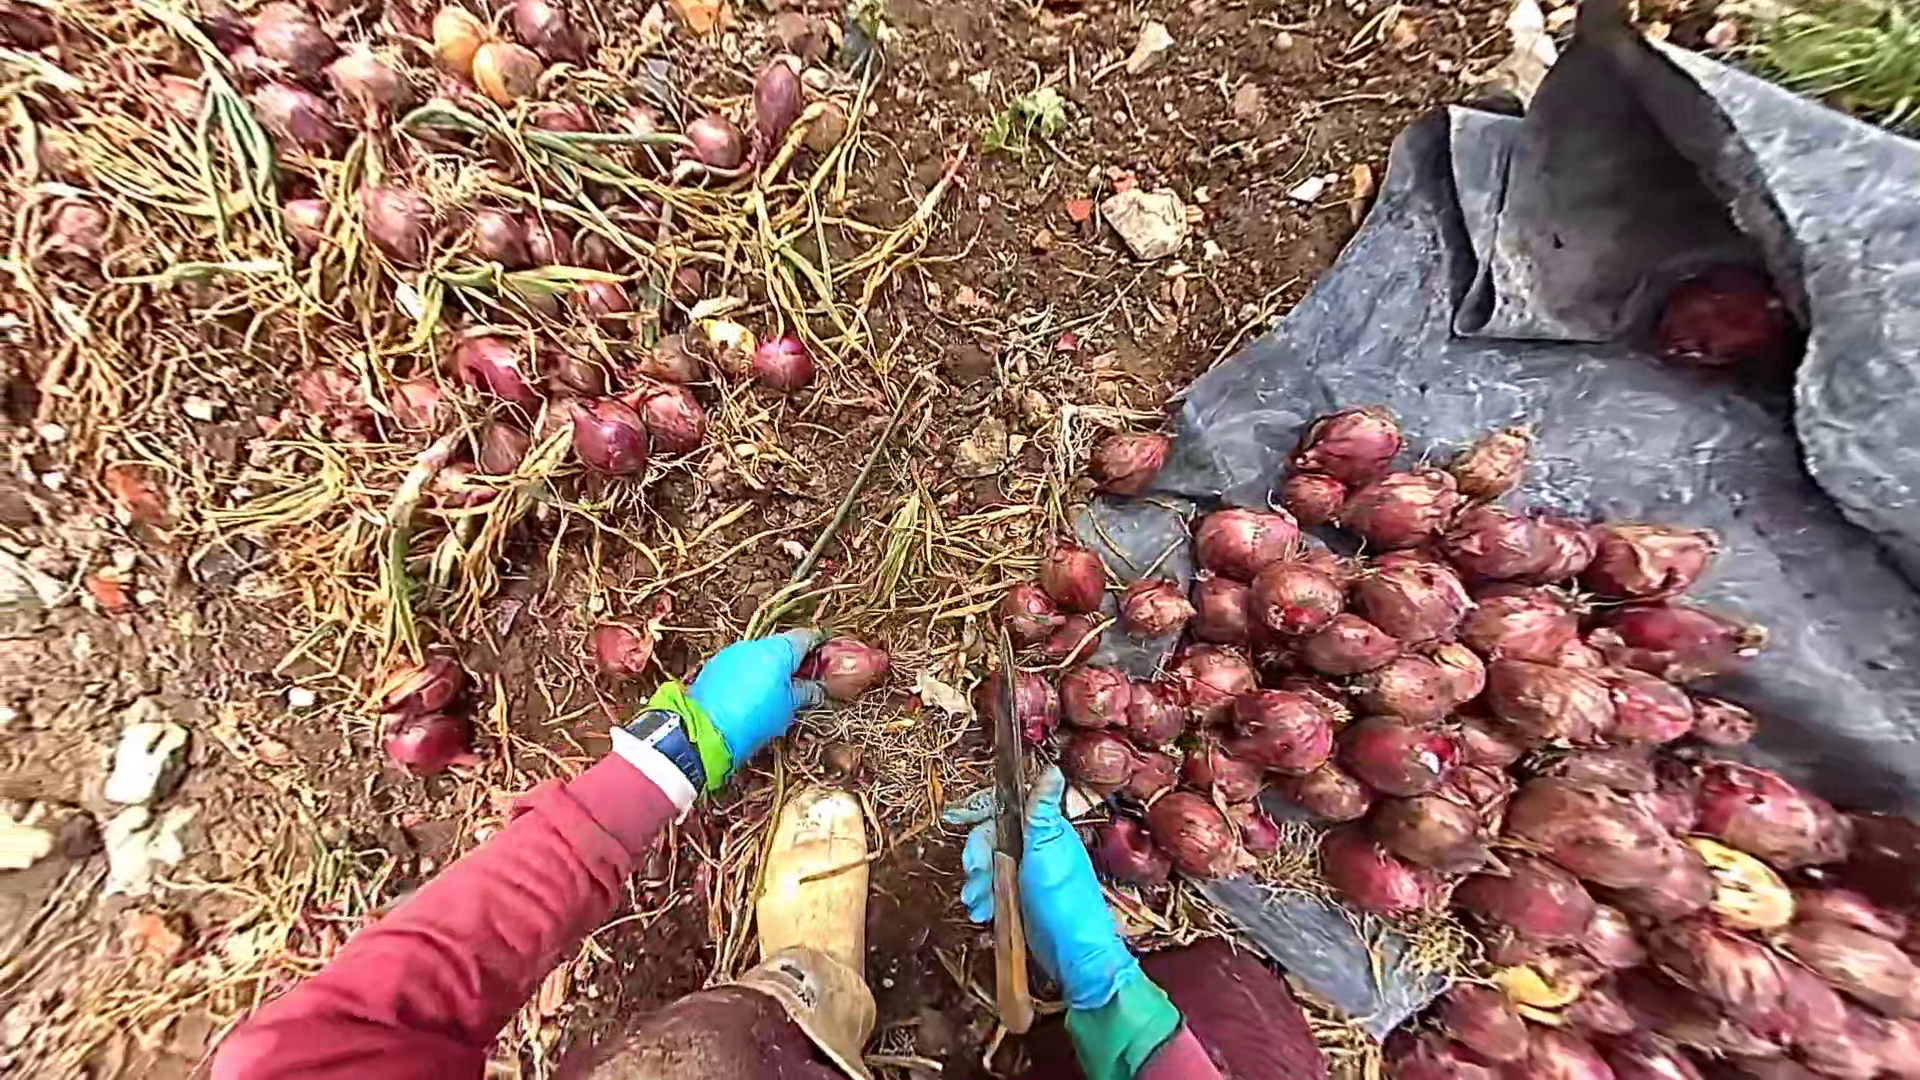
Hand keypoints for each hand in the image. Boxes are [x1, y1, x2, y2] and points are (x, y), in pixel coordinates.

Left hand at [689, 629, 825, 767]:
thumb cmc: (753, 718)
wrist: (703, 732)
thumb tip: (816, 688)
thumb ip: (805, 692)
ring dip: (772, 667)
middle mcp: (755, 645)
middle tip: (805, 679)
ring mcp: (733, 653)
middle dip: (795, 660)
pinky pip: (743, 663)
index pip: (806, 636)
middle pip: (783, 645)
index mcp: (778, 650)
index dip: (818, 643)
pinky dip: (752, 673)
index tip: (826, 651)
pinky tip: (754, 694)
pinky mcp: (716, 665)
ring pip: (761, 654)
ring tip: (778, 691)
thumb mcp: (788, 707)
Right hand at [945, 765, 1140, 1009]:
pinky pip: (989, 888)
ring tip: (979, 902)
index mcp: (1040, 826)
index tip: (955, 816)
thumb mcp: (1049, 846)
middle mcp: (1030, 844)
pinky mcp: (1016, 896)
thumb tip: (1054, 769)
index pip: (1002, 806)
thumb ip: (1043, 808)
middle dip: (977, 855)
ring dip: (977, 882)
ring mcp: (1023, 871)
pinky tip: (984, 912)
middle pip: (988, 835)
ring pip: (985, 864)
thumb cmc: (1064, 897)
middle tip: (976, 873)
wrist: (1074, 956)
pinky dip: (982, 898)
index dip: (977, 810)